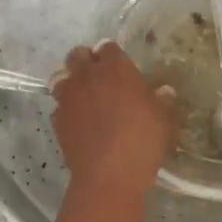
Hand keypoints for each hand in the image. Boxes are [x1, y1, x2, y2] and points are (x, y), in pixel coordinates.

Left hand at [52, 42, 176, 199]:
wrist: (109, 173)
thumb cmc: (143, 139)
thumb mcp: (164, 119)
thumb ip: (162, 101)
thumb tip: (164, 91)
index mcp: (115, 69)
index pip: (108, 47)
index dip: (113, 54)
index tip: (121, 64)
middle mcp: (86, 76)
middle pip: (77, 55)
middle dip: (86, 60)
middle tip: (100, 75)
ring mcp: (67, 98)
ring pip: (61, 77)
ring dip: (71, 81)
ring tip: (85, 95)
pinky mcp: (57, 120)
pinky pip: (59, 106)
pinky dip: (67, 108)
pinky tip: (79, 120)